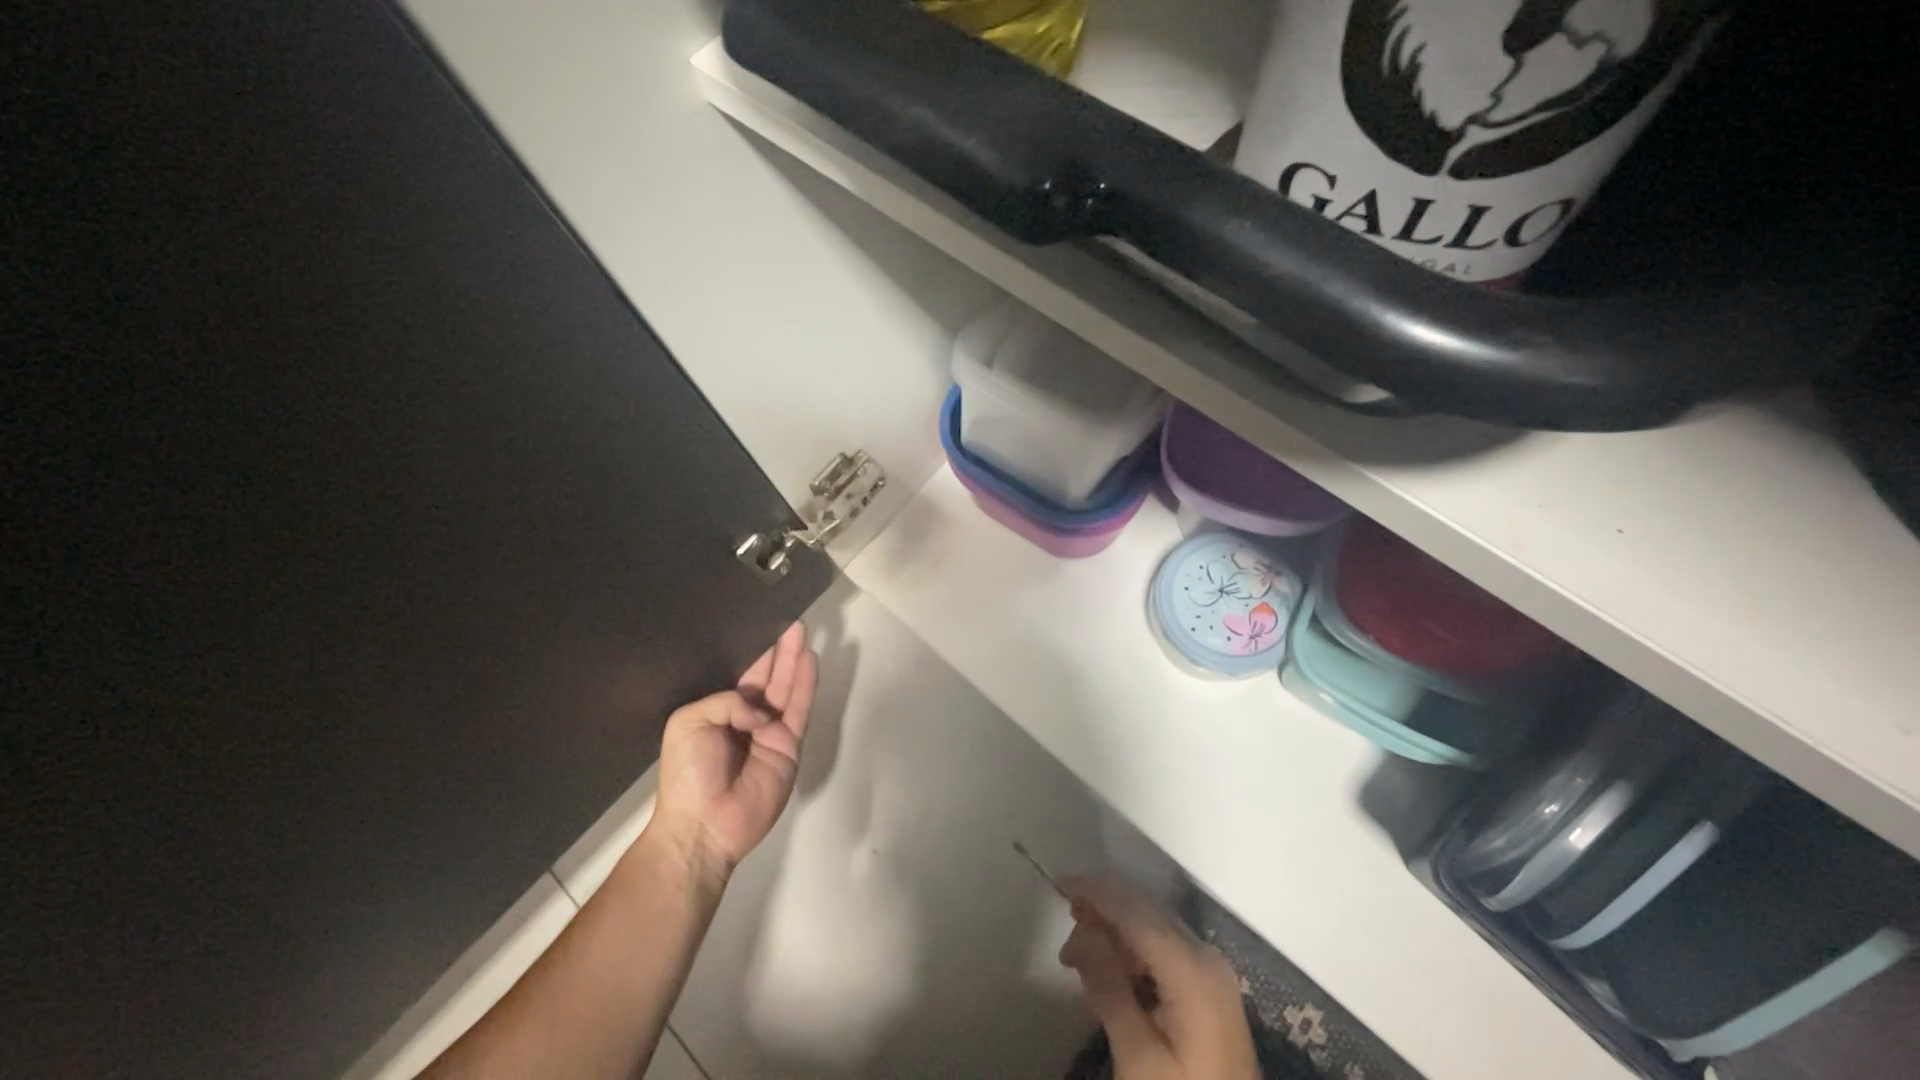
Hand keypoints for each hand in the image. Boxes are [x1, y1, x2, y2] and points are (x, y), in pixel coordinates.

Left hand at [651, 623, 817, 879]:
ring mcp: (770, 733)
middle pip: (768, 678)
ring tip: (802, 632)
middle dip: (779, 651)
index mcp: (718, 714)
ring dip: (794, 661)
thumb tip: (763, 714)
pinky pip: (798, 710)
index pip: (741, 678)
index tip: (764, 626)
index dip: (753, 654)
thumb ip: (727, 702)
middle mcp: (747, 719)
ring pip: (786, 689)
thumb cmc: (687, 773)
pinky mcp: (788, 747)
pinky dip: (805, 684)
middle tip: (792, 622)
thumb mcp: (689, 722)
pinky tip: (809, 661)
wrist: (703, 824)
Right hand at [1059, 878, 1258, 1079]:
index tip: (1059, 886)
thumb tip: (1082, 932)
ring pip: (1154, 926)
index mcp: (1191, 969)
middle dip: (1102, 912)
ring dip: (1115, 931)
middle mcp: (1205, 955)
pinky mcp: (1210, 986)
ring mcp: (1212, 970)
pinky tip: (1112, 971)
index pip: (1136, 911)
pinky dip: (1134, 948)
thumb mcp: (1138, 1057)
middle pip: (1146, 911)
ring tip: (1080, 962)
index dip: (1097, 892)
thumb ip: (1109, 988)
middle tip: (1066, 945)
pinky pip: (1165, 947)